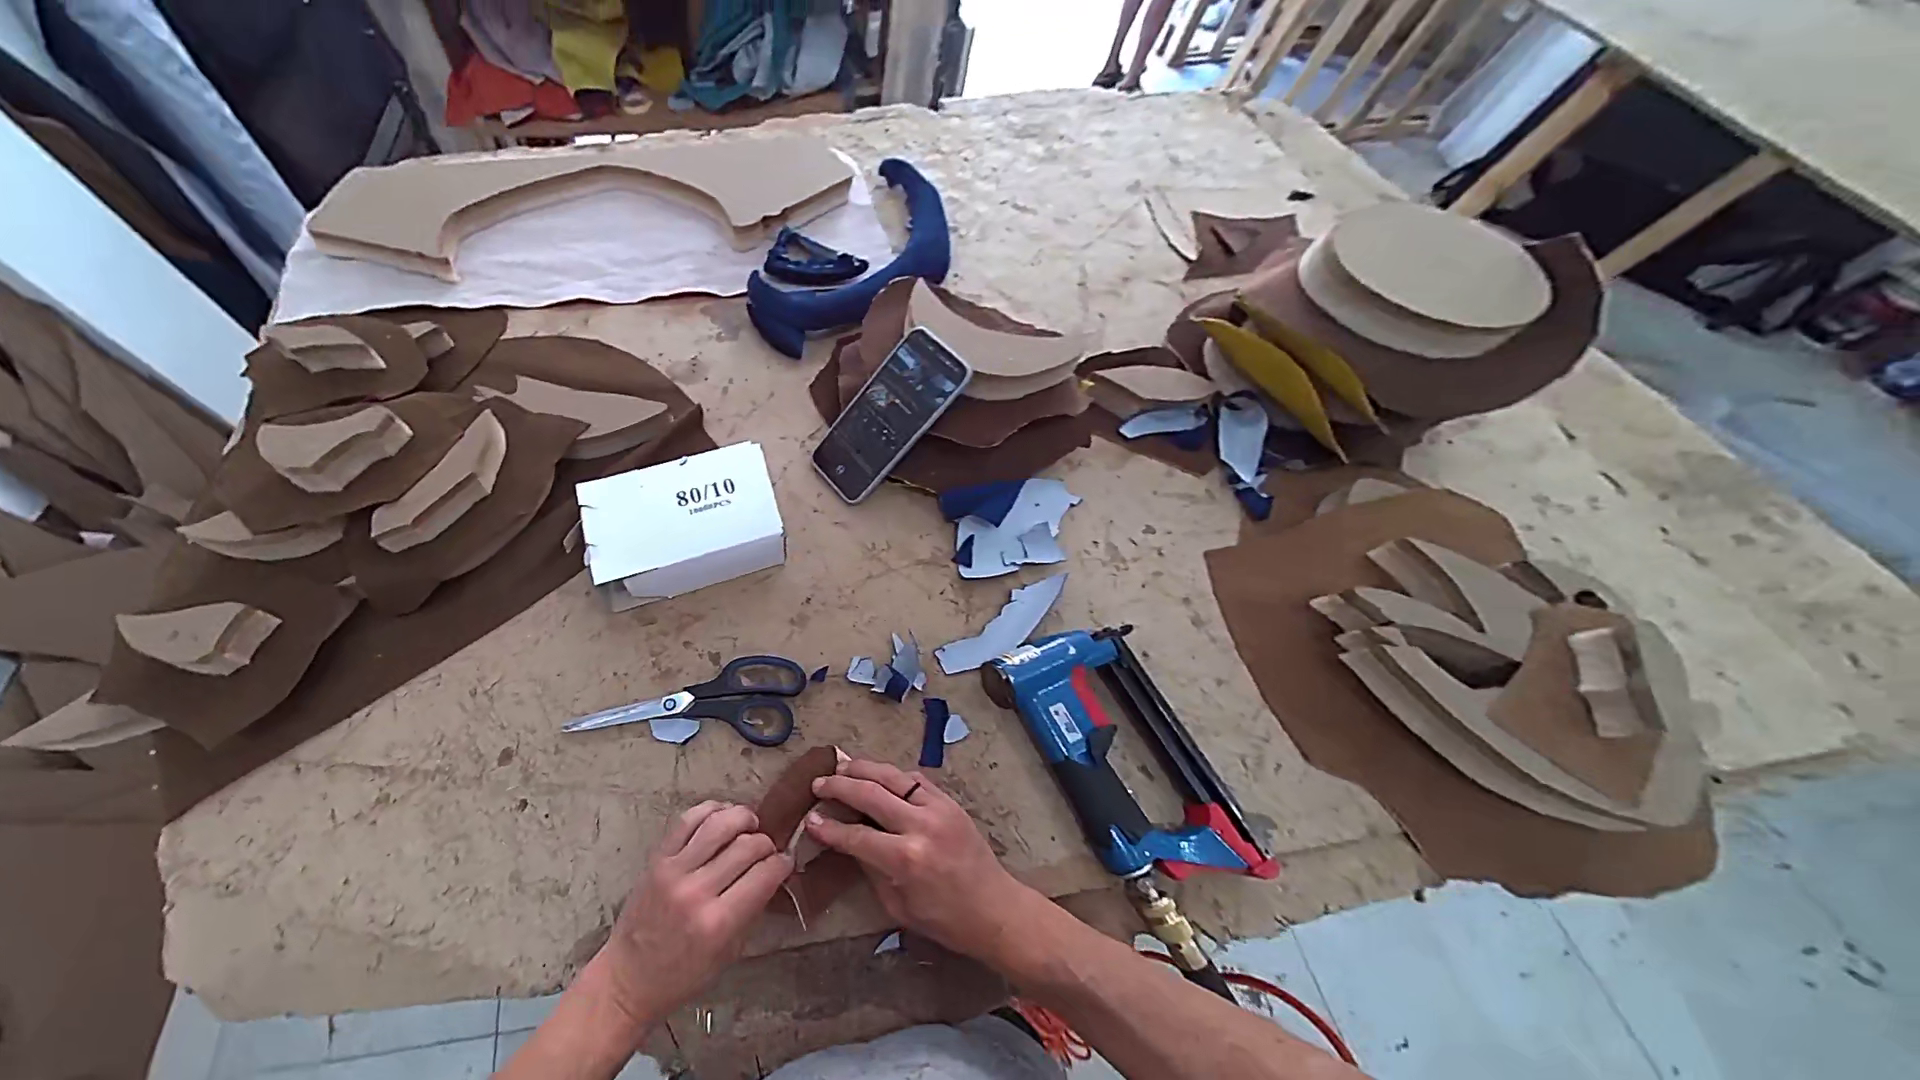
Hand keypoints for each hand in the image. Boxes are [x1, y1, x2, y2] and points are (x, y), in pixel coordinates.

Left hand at [598, 801, 793, 1022]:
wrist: (626, 980)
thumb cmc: (682, 975)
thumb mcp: (730, 952)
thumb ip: (754, 907)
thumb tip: (775, 872)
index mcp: (718, 922)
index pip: (766, 873)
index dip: (783, 863)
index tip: (785, 863)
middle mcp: (697, 891)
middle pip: (748, 845)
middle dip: (767, 844)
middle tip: (767, 851)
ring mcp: (674, 871)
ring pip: (721, 823)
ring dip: (744, 818)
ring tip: (749, 826)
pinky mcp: (657, 859)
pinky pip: (689, 820)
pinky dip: (712, 810)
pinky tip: (722, 817)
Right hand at [804, 759, 1034, 958]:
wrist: (994, 907)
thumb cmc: (944, 919)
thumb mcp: (897, 905)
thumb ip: (871, 869)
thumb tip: (848, 841)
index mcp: (906, 858)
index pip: (857, 835)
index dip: (829, 828)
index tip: (809, 819)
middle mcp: (921, 825)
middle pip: (871, 793)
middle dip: (840, 786)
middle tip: (818, 783)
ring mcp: (939, 808)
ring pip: (894, 776)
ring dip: (865, 768)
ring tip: (842, 765)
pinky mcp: (950, 802)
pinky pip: (916, 780)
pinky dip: (894, 775)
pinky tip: (878, 775)